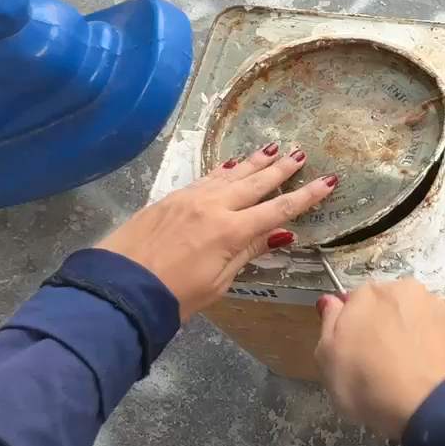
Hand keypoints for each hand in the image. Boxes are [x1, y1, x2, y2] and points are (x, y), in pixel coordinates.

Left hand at [97, 143, 337, 315]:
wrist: (117, 289)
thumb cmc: (173, 297)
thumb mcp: (218, 281)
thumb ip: (247, 251)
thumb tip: (279, 232)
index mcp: (230, 231)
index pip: (278, 209)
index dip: (306, 196)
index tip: (327, 181)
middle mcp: (213, 207)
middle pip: (255, 183)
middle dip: (281, 169)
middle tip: (300, 153)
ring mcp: (190, 200)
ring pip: (230, 175)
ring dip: (254, 163)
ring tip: (272, 148)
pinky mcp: (170, 200)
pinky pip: (206, 179)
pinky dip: (224, 171)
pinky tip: (231, 165)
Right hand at [315, 279, 444, 440]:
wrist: (429, 403)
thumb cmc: (367, 383)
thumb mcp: (328, 359)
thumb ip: (329, 323)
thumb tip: (332, 300)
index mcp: (367, 293)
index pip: (354, 302)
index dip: (352, 328)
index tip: (353, 352)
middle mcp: (402, 289)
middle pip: (386, 306)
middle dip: (381, 326)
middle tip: (377, 362)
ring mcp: (433, 305)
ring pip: (412, 317)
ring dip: (407, 333)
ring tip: (404, 369)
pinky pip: (432, 333)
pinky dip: (427, 345)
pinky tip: (423, 370)